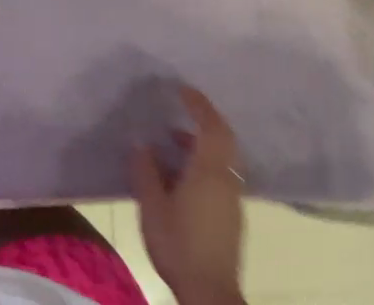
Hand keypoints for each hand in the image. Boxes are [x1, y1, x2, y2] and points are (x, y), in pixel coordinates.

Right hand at [131, 85, 246, 304]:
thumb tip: (142, 143)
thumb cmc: (179, 245)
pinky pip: (220, 174)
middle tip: (182, 107)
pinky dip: (204, 161)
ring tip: (173, 141)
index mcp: (209, 172)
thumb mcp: (152, 206)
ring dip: (202, 143)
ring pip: (222, 158)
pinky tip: (181, 174)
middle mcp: (226, 179)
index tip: (182, 89)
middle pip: (223, 139)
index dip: (199, 105)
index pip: (211, 127)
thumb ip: (146, 171)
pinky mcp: (231, 216)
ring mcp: (232, 199)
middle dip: (204, 119)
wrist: (210, 292)